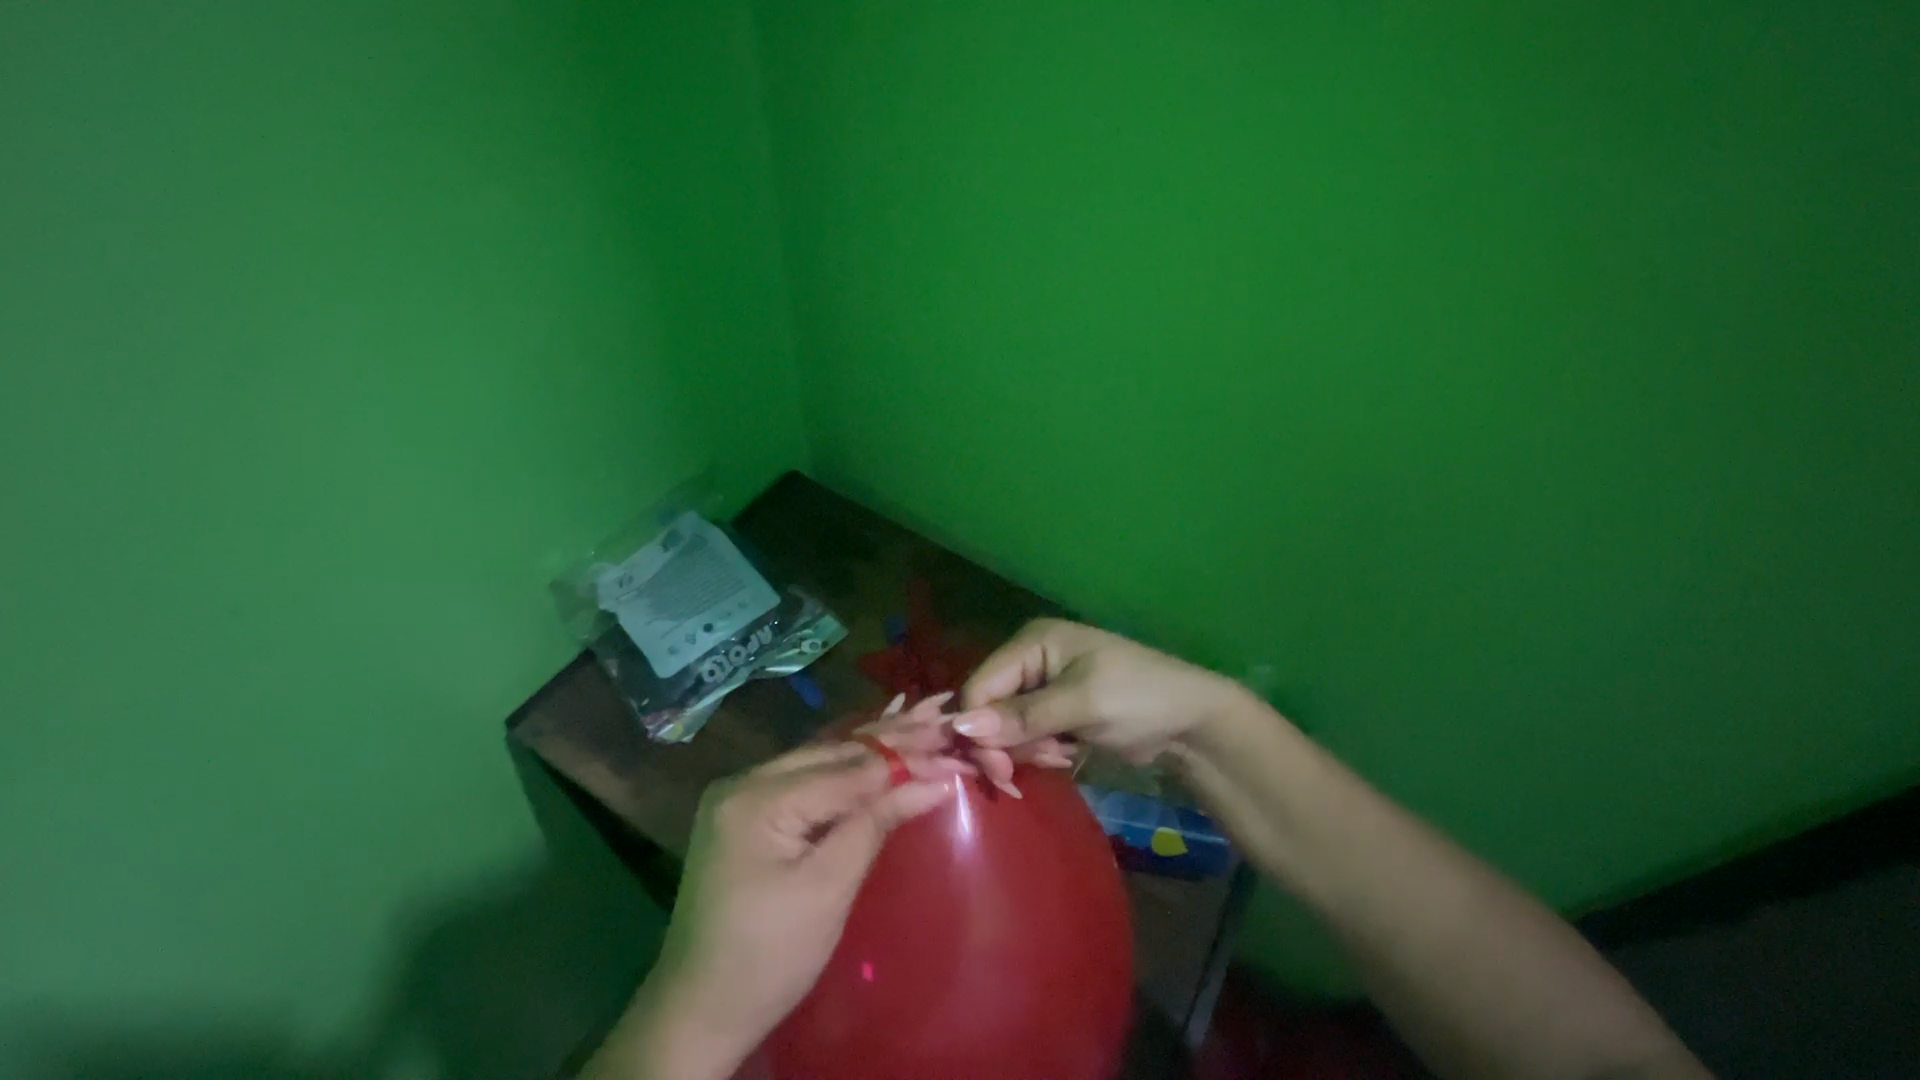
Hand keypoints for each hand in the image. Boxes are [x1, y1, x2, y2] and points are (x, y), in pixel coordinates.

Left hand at [596, 736, 956, 1079]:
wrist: (701, 1011)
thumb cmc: (769, 956)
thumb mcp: (829, 888)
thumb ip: (876, 823)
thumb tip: (934, 779)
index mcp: (756, 798)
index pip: (847, 768)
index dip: (904, 758)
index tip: (952, 745)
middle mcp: (743, 782)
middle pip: (832, 753)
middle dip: (891, 740)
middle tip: (944, 721)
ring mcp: (741, 796)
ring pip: (819, 760)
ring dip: (871, 747)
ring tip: (920, 722)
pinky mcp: (748, 815)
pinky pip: (805, 779)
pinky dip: (845, 768)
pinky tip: (874, 746)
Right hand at [954, 618, 1251, 761]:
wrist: (1192, 722)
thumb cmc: (1139, 698)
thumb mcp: (1082, 704)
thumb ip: (1023, 717)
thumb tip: (961, 728)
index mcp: (1033, 642)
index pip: (980, 685)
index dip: (977, 729)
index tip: (995, 769)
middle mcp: (1031, 659)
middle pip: (988, 707)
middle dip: (1003, 744)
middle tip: (1017, 776)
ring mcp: (1043, 685)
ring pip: (1005, 726)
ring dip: (1025, 750)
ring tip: (1061, 756)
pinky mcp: (1056, 711)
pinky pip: (1027, 734)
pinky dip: (1040, 750)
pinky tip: (1065, 756)